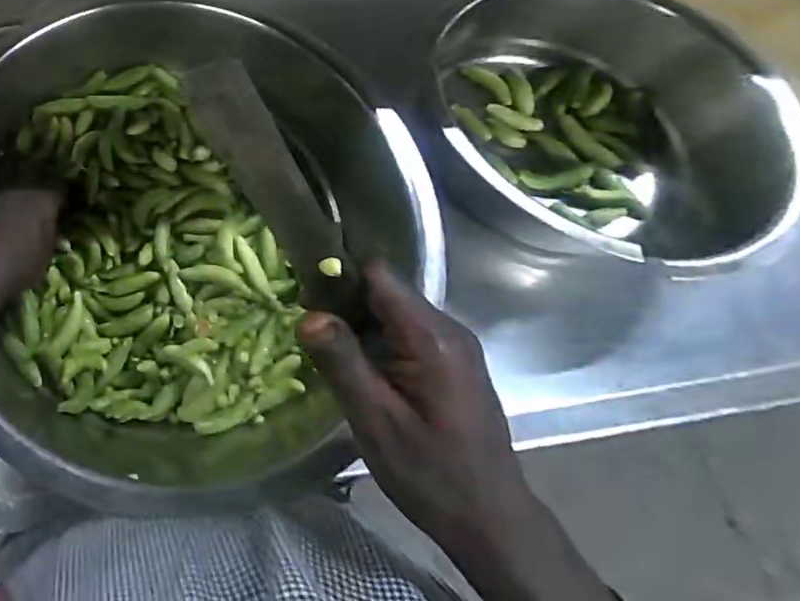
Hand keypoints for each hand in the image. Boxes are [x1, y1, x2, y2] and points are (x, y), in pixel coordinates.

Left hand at [0, 188, 62, 319]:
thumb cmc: (20, 267)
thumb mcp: (46, 256)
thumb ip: (50, 237)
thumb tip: (48, 231)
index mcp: (43, 202)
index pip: (57, 196)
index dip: (58, 208)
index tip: (59, 219)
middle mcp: (19, 192)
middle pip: (30, 195)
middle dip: (32, 208)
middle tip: (32, 226)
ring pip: (7, 200)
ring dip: (10, 211)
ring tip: (7, 231)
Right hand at [297, 261, 610, 600]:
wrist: (494, 525)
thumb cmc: (433, 475)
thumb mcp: (377, 421)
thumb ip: (342, 362)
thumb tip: (307, 314)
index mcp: (431, 337)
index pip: (377, 273)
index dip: (338, 275)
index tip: (304, 295)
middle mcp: (448, 328)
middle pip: (383, 288)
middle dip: (342, 300)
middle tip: (307, 327)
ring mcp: (453, 344)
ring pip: (391, 308)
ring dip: (357, 320)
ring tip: (324, 347)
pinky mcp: (450, 360)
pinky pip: (403, 329)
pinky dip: (375, 337)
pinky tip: (357, 365)